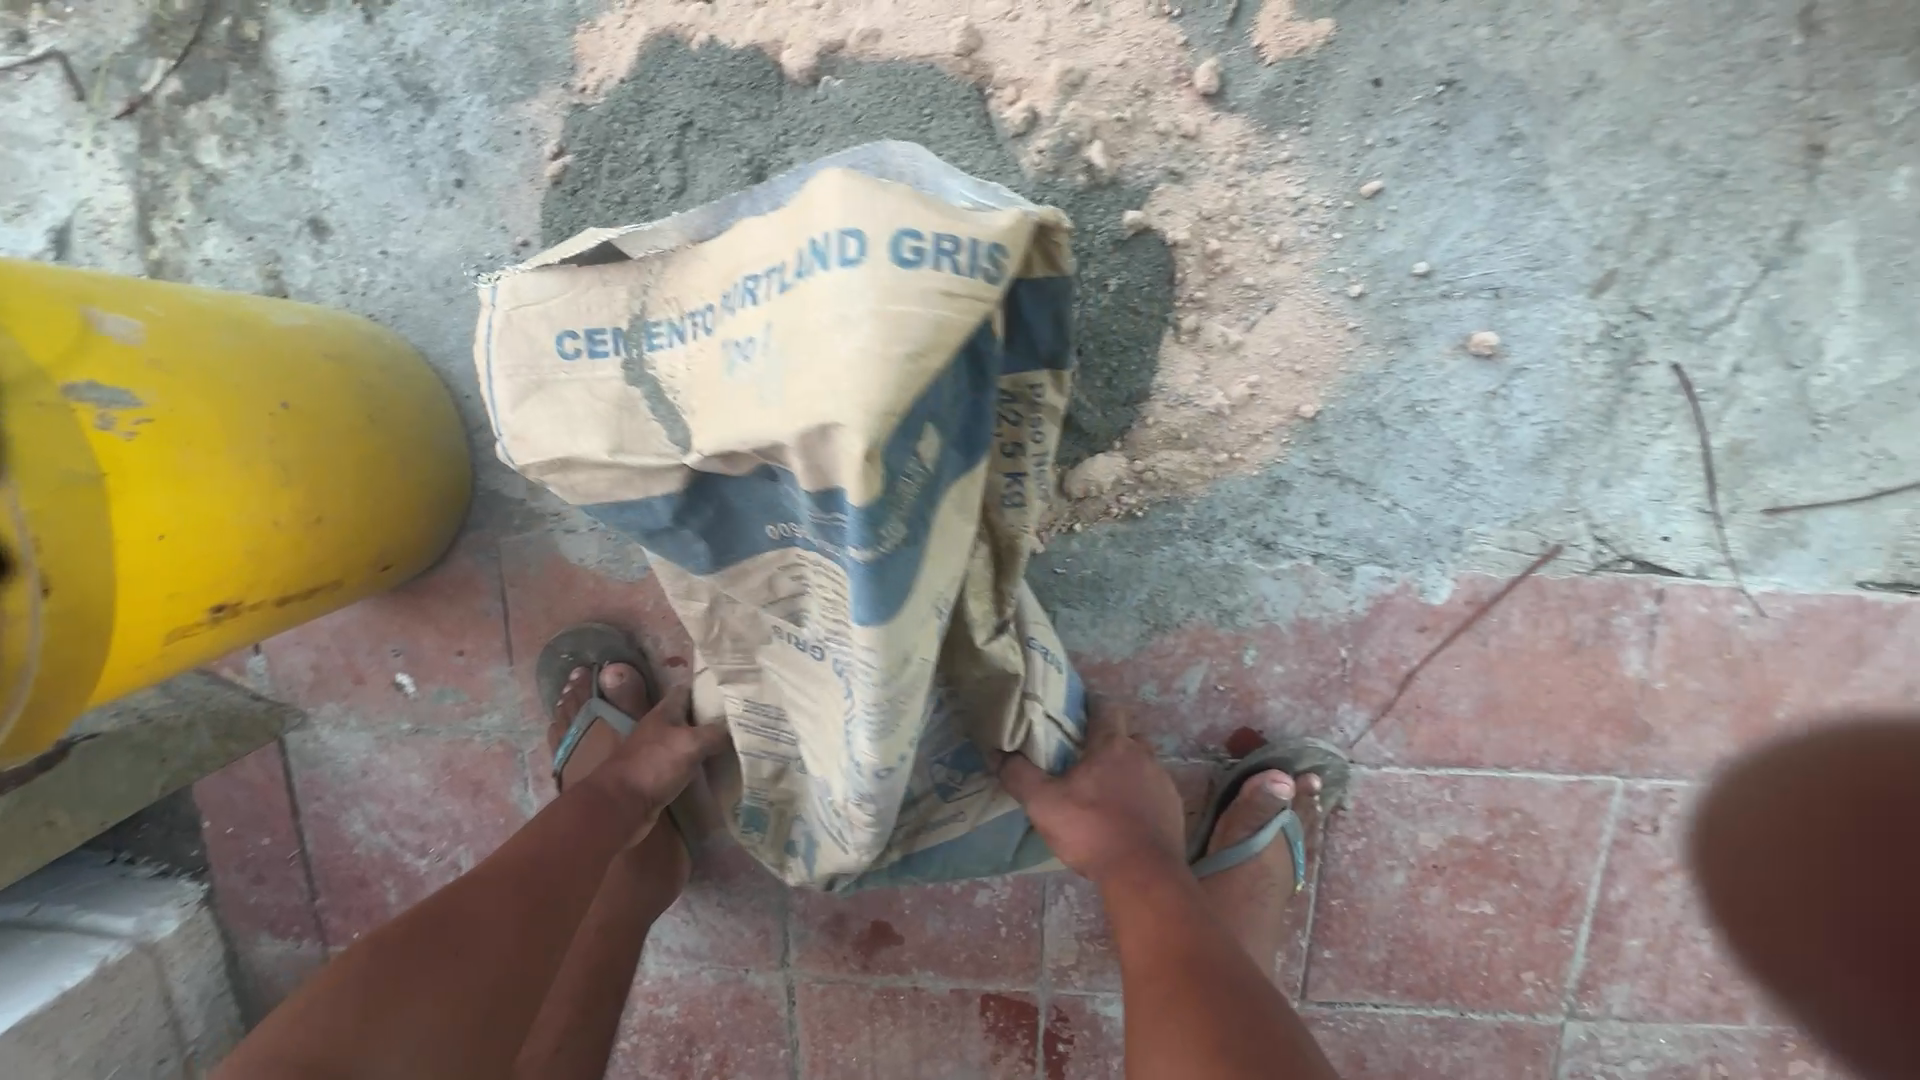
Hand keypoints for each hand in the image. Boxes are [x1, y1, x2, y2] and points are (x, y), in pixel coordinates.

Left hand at [588, 685, 731, 817]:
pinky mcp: (662, 776)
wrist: (621, 807)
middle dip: (714, 716)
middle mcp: (662, 729)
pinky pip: (688, 764)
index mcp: (665, 712)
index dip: (708, 686)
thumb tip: (739, 729)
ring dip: (710, 742)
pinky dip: (703, 764)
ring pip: (691, 741)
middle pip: (691, 716)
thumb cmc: (655, 765)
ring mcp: (660, 753)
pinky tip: (722, 767)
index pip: (688, 690)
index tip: (733, 688)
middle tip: (744, 717)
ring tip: (739, 741)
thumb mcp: (691, 742)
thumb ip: (716, 733)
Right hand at [998, 707, 1187, 886]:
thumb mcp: (1043, 804)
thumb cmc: (1091, 831)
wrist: (1143, 875)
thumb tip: (997, 754)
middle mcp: (1142, 755)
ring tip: (1106, 793)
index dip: (1093, 709)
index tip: (1078, 717)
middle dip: (1111, 742)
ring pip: (1144, 764)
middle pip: (1128, 735)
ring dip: (1128, 771)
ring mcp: (1163, 782)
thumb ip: (1018, 775)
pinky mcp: (1174, 808)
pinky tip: (1127, 818)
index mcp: (1112, 746)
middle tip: (1088, 761)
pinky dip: (1142, 798)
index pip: (1107, 709)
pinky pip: (1155, 792)